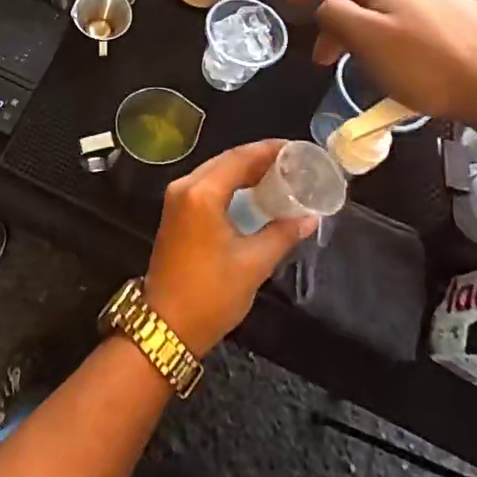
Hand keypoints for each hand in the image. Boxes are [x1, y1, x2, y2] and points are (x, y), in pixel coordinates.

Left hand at [143, 140, 316, 352]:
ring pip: (216, 172)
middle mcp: (185, 187)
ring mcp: (176, 200)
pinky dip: (231, 184)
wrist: (166, 326)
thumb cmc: (210, 295)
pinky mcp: (175, 213)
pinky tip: (253, 193)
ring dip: (245, 171)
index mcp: (202, 194)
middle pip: (226, 160)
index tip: (298, 150)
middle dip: (259, 159)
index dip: (270, 150)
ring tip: (279, 175)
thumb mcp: (254, 264)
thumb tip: (310, 218)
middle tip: (293, 163)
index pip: (240, 158)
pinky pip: (206, 186)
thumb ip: (283, 233)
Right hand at [288, 0, 476, 123]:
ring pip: (386, 8)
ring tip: (363, 64)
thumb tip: (325, 6)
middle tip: (325, 60)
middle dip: (334, 23)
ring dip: (363, 31)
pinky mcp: (463, 18)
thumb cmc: (425, 63)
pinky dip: (391, 36)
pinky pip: (412, 20)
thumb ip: (334, 15)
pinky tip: (403, 61)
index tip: (289, 5)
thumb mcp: (366, 38)